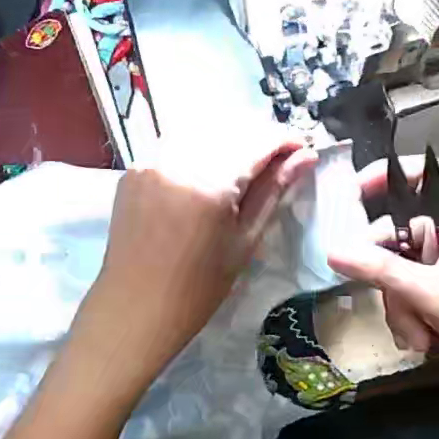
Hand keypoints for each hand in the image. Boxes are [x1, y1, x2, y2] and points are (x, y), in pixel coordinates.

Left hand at [71, 132, 317, 392]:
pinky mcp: (132, 170)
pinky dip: (197, 151)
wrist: (135, 307)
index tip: (303, 148)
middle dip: (258, 139)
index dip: (285, 141)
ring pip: (201, 134)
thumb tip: (305, 156)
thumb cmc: (198, 288)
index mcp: (210, 184)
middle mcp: (177, 161)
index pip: (257, 141)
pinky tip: (207, 173)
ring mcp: (149, 162)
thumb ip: (273, 192)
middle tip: (279, 161)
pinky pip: (174, 147)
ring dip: (228, 142)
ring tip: (244, 167)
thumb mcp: (244, 242)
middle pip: (230, 131)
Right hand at [327, 155, 438, 429]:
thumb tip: (331, 252)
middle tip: (397, 307)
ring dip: (403, 306)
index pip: (425, 173)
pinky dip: (413, 315)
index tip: (353, 196)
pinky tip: (425, 341)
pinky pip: (415, 290)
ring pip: (403, 268)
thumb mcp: (435, 296)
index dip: (386, 175)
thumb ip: (381, 270)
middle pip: (401, 233)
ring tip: (420, 338)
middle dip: (391, 277)